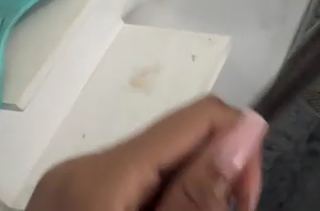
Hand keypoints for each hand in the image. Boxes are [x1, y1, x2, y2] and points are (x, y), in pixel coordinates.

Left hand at [27, 98, 265, 210]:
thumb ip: (198, 195)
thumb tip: (251, 125)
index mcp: (98, 174)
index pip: (200, 117)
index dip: (239, 150)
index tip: (244, 206)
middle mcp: (79, 168)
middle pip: (180, 141)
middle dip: (211, 181)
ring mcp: (69, 189)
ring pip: (162, 164)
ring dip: (188, 197)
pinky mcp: (69, 206)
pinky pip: (136, 185)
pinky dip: (162, 206)